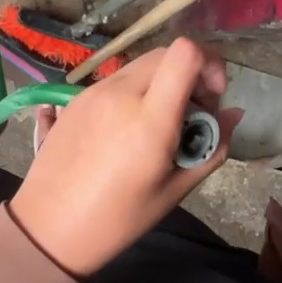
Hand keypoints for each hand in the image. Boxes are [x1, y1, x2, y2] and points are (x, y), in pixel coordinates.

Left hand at [8, 39, 231, 277]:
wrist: (47, 229)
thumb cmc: (117, 220)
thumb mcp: (175, 190)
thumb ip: (211, 147)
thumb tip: (234, 114)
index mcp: (148, 119)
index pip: (186, 53)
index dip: (210, 65)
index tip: (212, 97)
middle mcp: (120, 94)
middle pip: (168, 53)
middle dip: (191, 75)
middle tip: (193, 114)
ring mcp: (93, 92)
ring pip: (142, 66)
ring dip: (163, 82)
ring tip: (161, 124)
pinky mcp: (75, 99)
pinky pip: (118, 80)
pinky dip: (137, 91)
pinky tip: (130, 130)